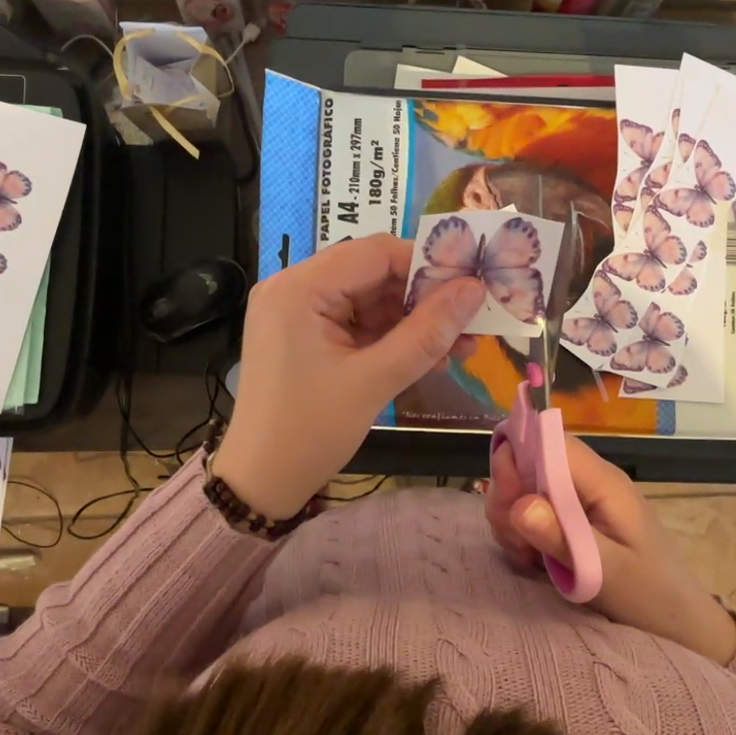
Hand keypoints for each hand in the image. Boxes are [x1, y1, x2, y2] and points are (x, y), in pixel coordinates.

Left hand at [214, 235, 483, 517]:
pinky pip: (356, 324)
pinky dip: (391, 338)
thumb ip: (426, 333)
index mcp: (299, 288)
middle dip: (424, 298)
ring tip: (462, 346)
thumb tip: (475, 290)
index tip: (473, 283)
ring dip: (414, 322)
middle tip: (474, 320)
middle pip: (373, 274)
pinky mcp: (304, 337)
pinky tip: (430, 357)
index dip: (428, 263)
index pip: (375, 252)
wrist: (260, 482)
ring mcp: (297, 313)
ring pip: (369, 301)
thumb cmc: (309, 431)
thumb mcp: (373, 381)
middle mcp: (293, 288)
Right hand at [486, 436, 735, 664]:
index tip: (507, 502)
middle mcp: (586, 482)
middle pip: (529, 462)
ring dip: (511, 520)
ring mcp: (577, 501)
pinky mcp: (569, 520)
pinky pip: (530, 513)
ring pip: (523, 489)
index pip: (548, 440)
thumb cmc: (650, 595)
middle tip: (517, 541)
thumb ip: (562, 537)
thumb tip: (519, 505)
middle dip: (508, 496)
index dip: (517, 459)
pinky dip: (520, 534)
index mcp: (602, 482)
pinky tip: (532, 560)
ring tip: (527, 556)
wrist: (677, 622)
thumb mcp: (605, 571)